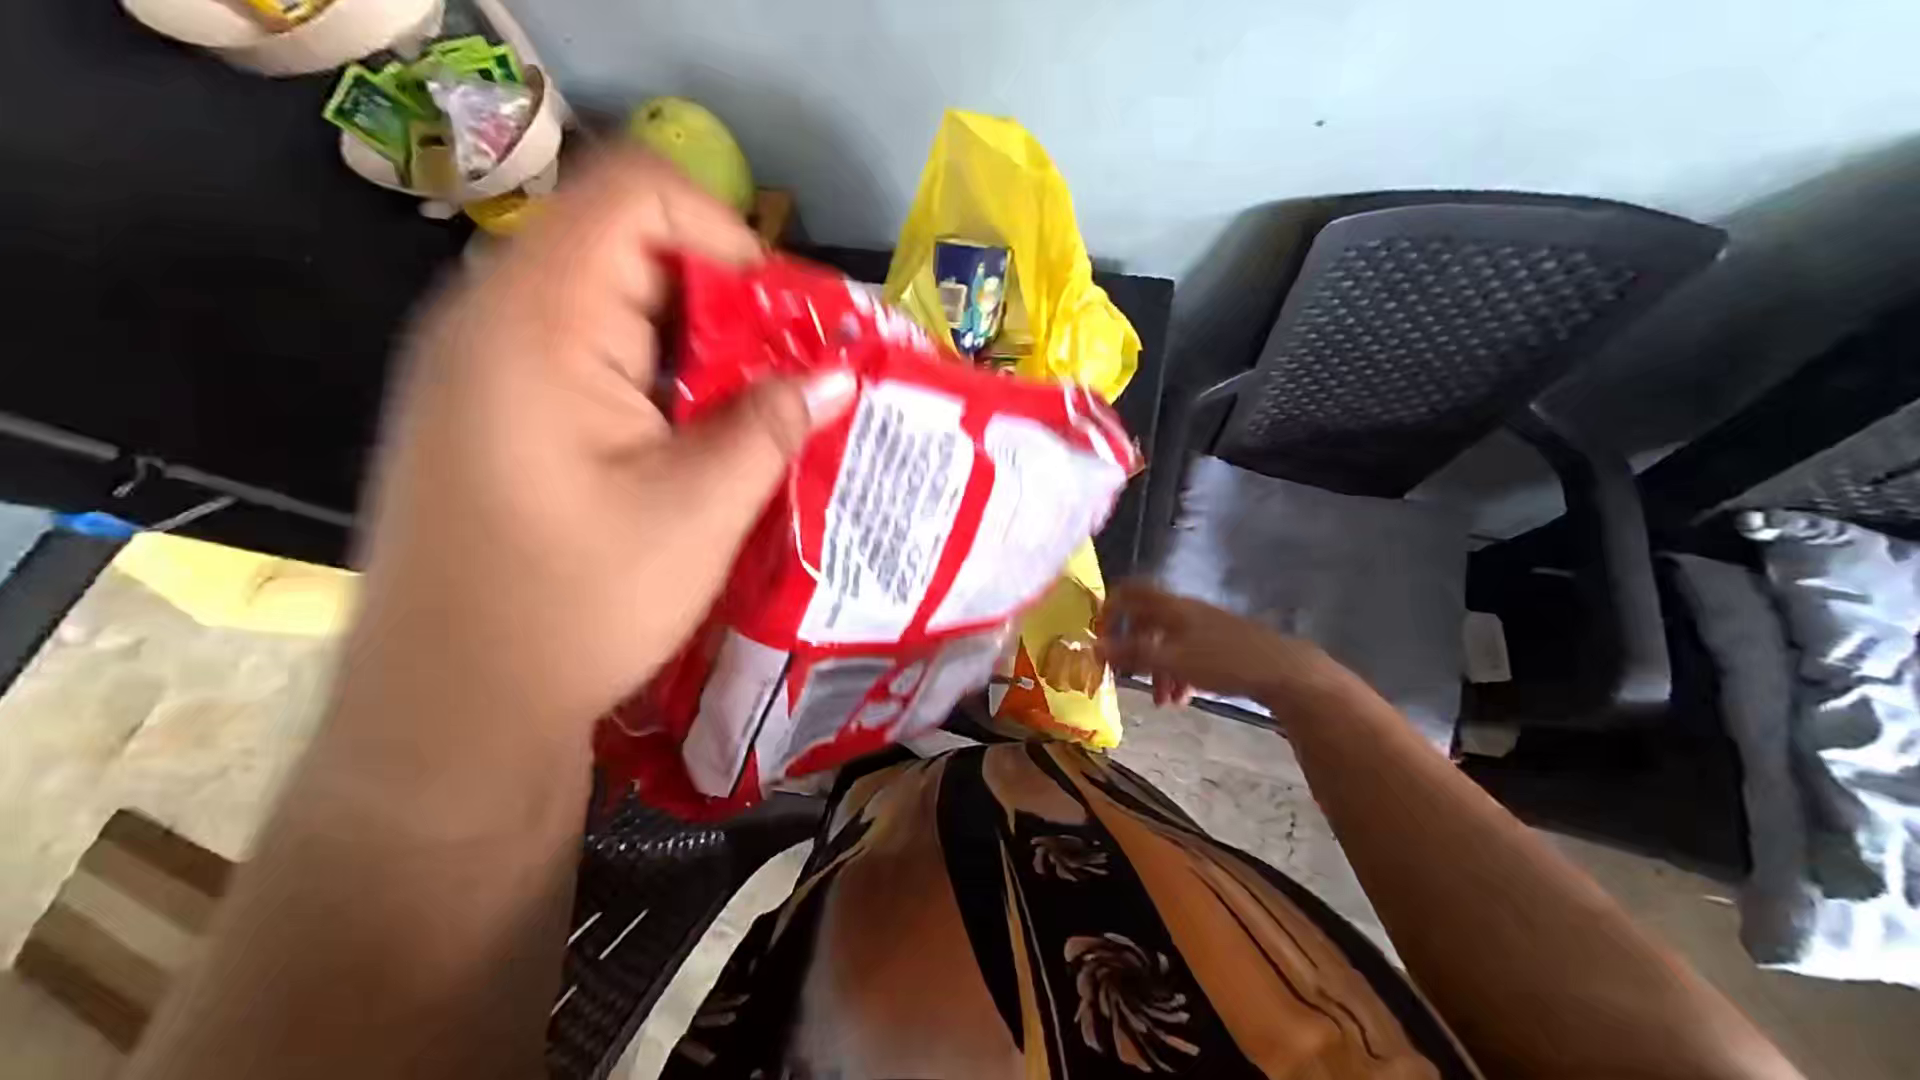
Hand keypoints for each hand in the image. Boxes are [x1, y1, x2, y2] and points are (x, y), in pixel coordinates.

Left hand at [345, 150, 856, 736]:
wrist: (451, 710)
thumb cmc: (573, 610)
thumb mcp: (696, 515)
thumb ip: (768, 427)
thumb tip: (837, 375)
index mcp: (537, 322)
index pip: (637, 194)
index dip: (727, 234)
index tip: (785, 316)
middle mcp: (492, 319)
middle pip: (627, 246)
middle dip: (726, 302)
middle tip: (788, 374)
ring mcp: (481, 366)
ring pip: (611, 305)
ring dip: (696, 347)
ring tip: (751, 413)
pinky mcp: (489, 411)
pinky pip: (585, 354)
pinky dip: (655, 378)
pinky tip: (693, 443)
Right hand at [1098, 582, 1357, 710]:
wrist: (1284, 672)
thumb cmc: (1222, 661)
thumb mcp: (1171, 661)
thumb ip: (1131, 654)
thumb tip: (1093, 647)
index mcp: (1171, 608)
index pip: (1130, 593)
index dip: (1111, 609)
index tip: (1100, 637)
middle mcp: (1186, 611)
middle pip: (1148, 624)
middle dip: (1135, 651)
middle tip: (1127, 676)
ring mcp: (1206, 627)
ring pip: (1169, 644)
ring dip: (1158, 670)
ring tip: (1163, 702)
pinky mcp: (1223, 645)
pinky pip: (1189, 655)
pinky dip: (1179, 674)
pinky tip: (1184, 698)